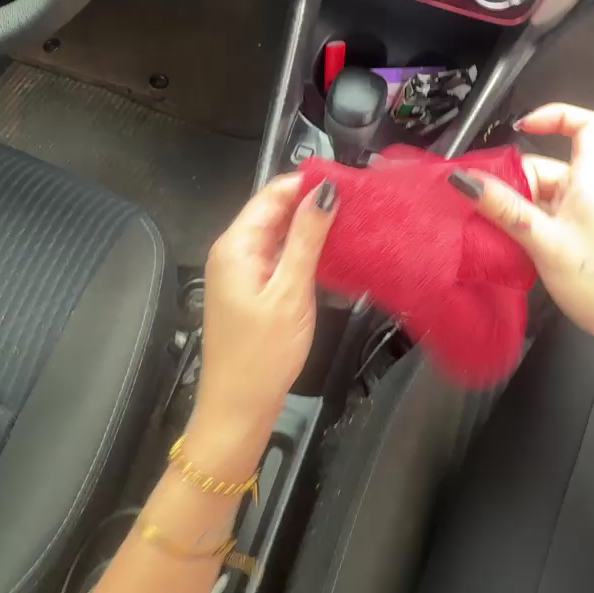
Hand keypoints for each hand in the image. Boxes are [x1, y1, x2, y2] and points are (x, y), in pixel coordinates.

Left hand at [194, 175, 336, 443]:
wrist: (238, 410)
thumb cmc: (264, 353)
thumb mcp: (291, 292)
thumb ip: (307, 237)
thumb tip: (325, 189)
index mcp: (236, 244)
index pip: (273, 194)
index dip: (308, 182)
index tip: (349, 182)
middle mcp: (233, 250)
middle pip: (275, 211)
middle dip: (312, 202)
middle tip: (359, 203)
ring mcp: (241, 271)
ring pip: (278, 233)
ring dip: (310, 227)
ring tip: (353, 222)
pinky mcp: (251, 289)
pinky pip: (278, 256)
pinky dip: (302, 251)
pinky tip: (331, 253)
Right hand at [451, 104, 593, 359]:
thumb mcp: (545, 242)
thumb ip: (503, 208)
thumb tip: (464, 179)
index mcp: (592, 179)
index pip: (586, 125)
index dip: (555, 116)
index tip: (521, 128)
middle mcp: (591, 192)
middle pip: (546, 168)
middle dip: (511, 181)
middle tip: (478, 202)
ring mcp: (586, 218)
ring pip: (540, 198)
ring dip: (512, 209)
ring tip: (484, 227)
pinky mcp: (581, 242)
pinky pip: (545, 221)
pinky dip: (522, 228)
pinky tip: (503, 245)